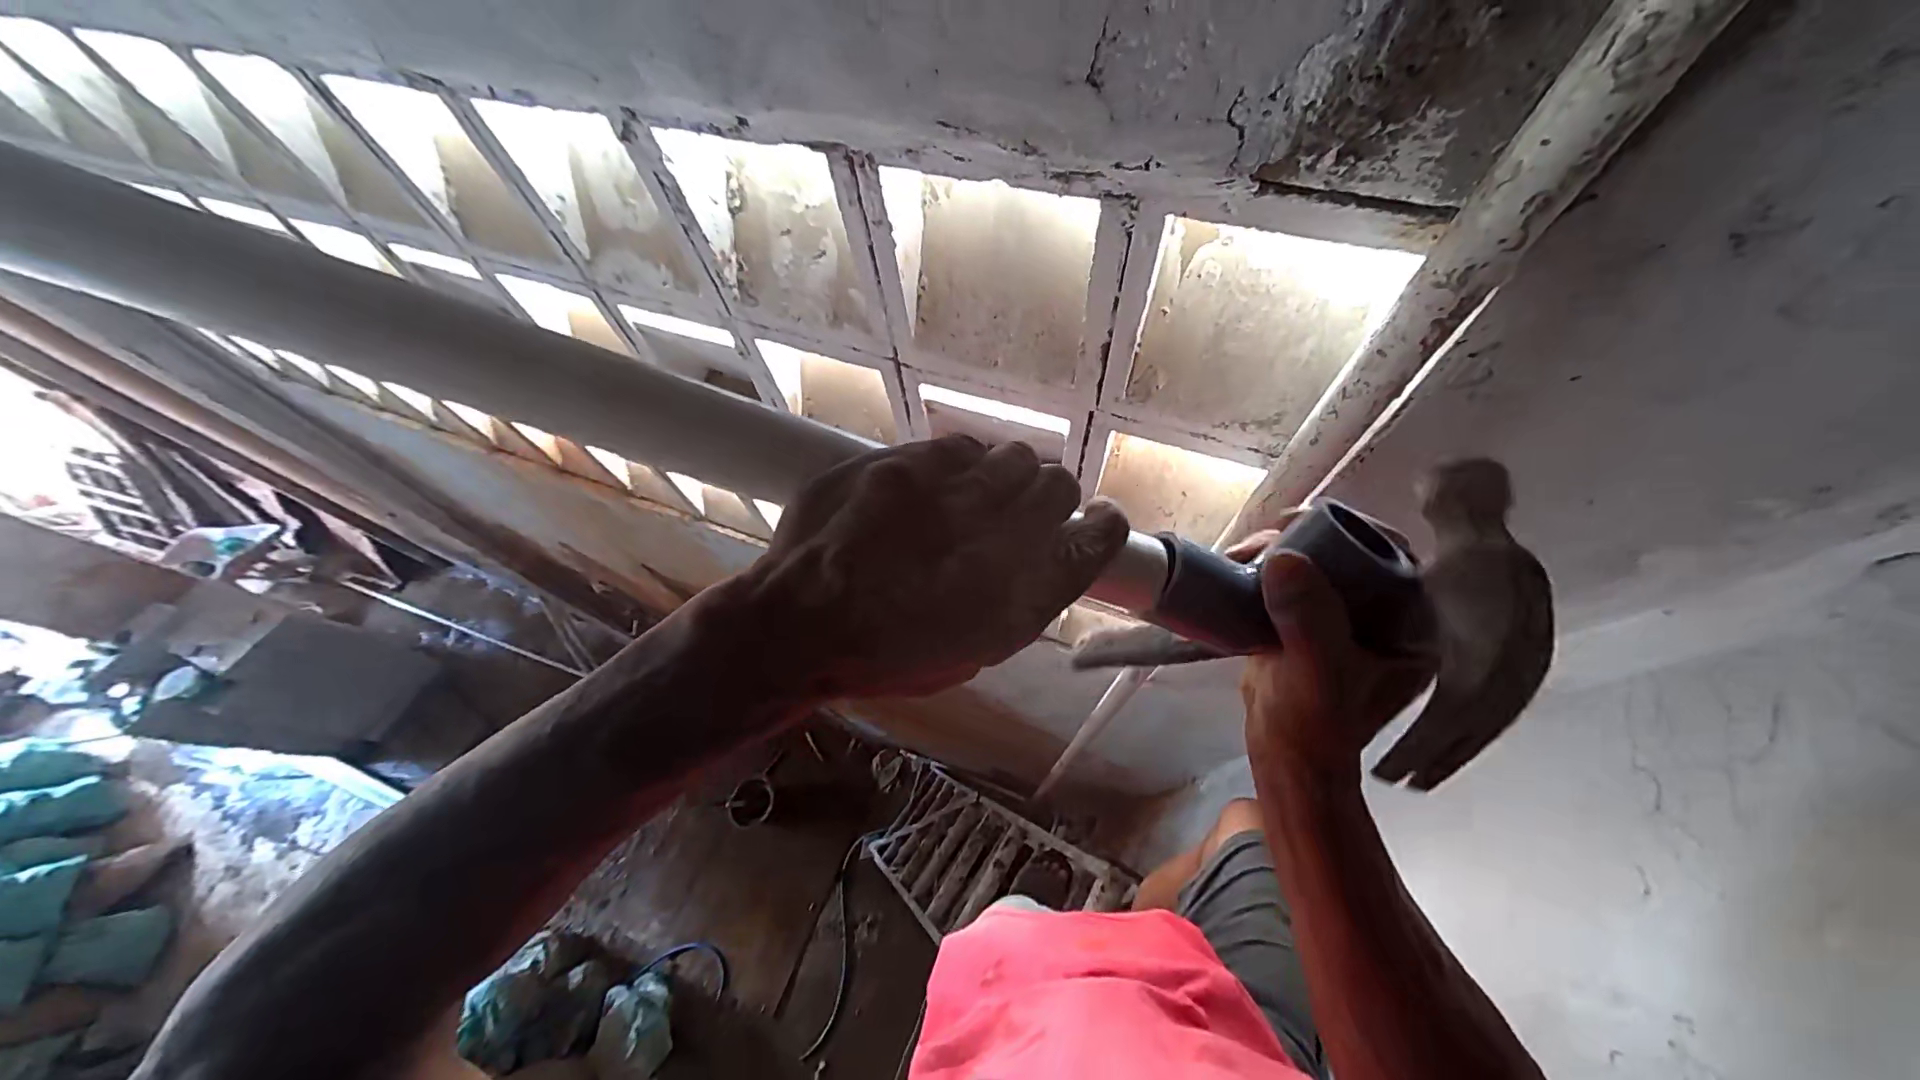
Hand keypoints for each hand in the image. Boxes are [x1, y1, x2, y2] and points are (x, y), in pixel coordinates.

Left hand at [738, 435, 1129, 698]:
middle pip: (1058, 483)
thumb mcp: (975, 649)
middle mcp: (995, 534)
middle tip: (1015, 516)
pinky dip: (957, 465)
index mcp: (1019, 594)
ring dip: (1001, 477)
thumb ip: (1023, 599)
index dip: (1102, 526)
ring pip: (1010, 455)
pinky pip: (957, 446)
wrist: (799, 624)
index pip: (1097, 536)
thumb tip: (1048, 558)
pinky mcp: (902, 462)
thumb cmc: (888, 655)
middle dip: (1046, 499)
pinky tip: (933, 487)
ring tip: (970, 499)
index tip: (1092, 523)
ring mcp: (946, 490)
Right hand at [1232, 525, 1433, 779]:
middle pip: (1346, 556)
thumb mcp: (1316, 671)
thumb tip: (1283, 559)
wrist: (1281, 754)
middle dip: (1302, 537)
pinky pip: (1287, 582)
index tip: (1307, 521)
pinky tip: (1238, 564)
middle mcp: (1381, 617)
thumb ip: (1307, 619)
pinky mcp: (1304, 621)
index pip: (1392, 560)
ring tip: (1242, 554)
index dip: (1352, 531)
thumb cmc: (1314, 725)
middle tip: (1264, 536)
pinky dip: (1261, 569)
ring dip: (1276, 550)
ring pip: (1313, 565)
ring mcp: (1339, 618)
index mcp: (1409, 628)